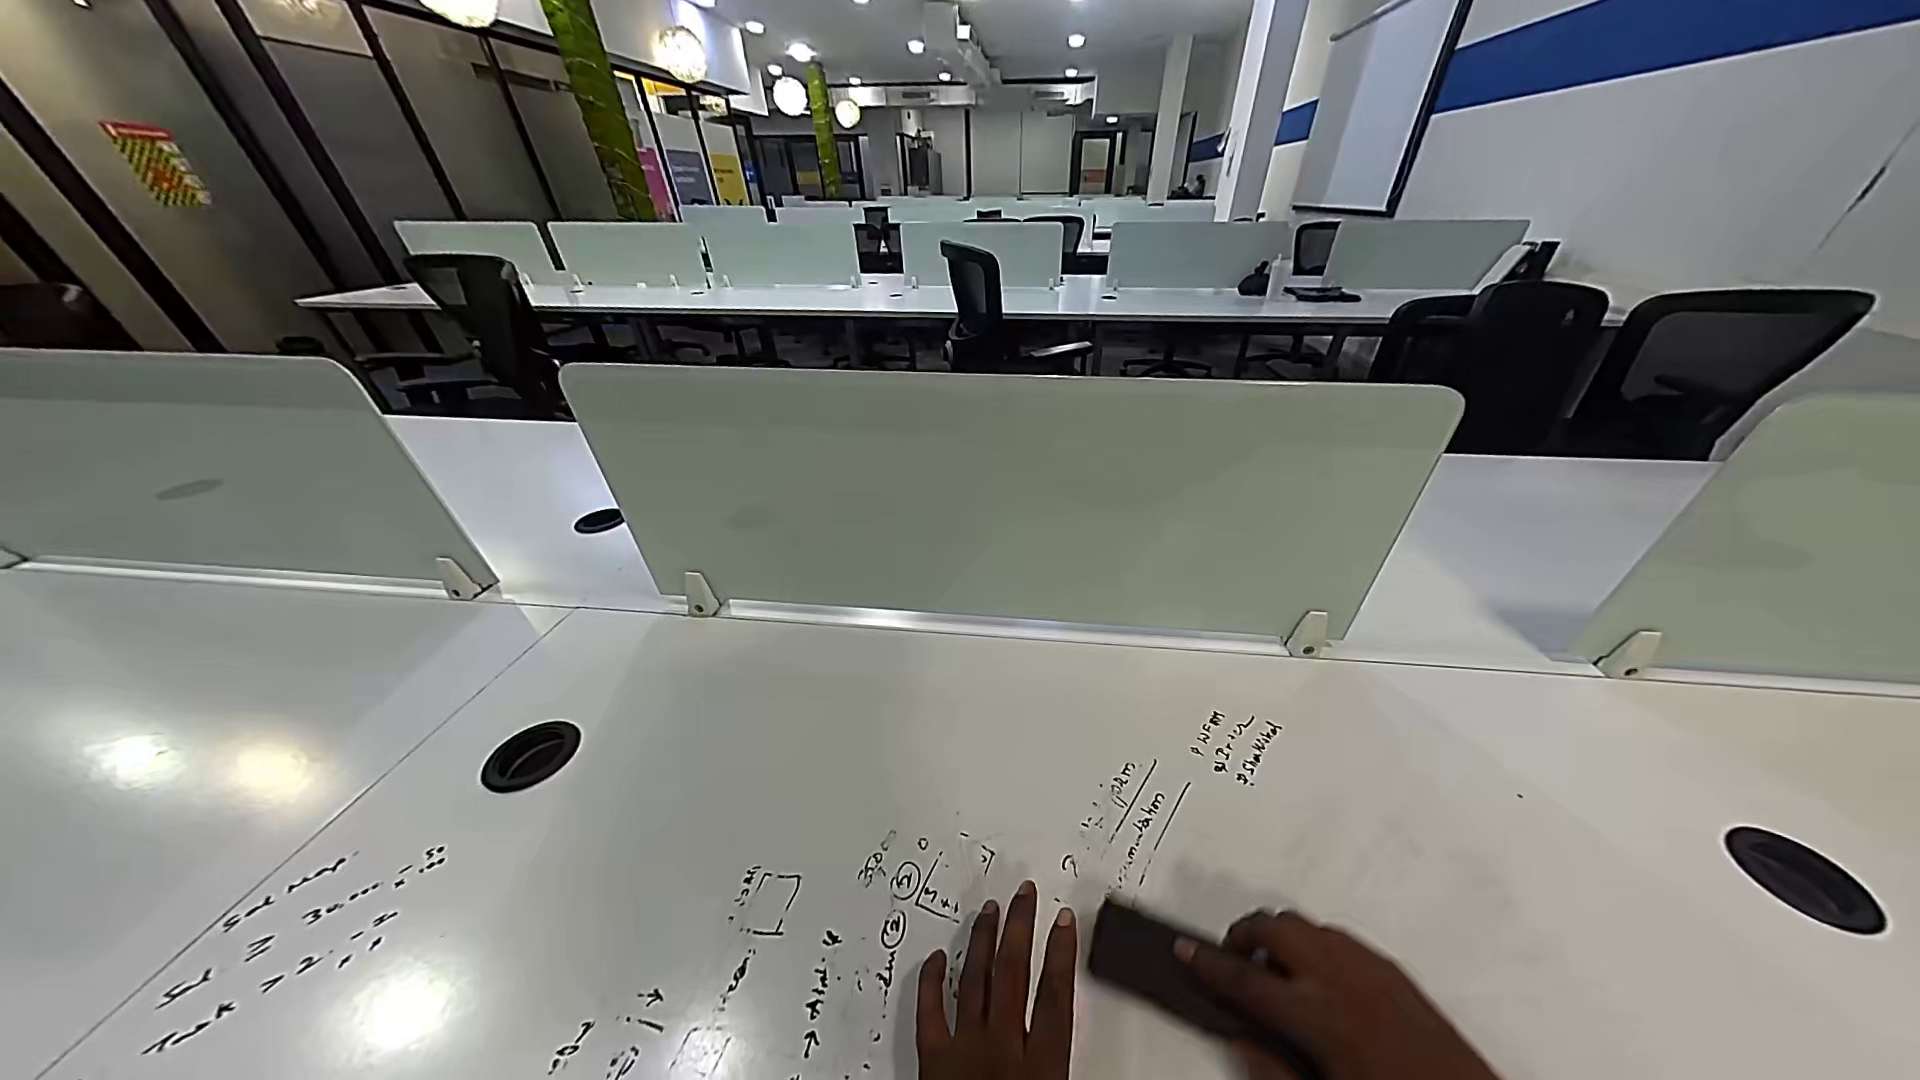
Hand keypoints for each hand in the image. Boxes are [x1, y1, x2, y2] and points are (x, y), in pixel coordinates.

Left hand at [917, 881, 1077, 1079]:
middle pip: (1012, 971)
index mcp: (1040, 1068)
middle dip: (1020, 925)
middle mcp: (1000, 1050)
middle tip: (1024, 894)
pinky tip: (936, 957)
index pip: (1055, 994)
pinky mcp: (932, 1062)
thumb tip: (1063, 1034)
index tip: (1063, 920)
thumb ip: (1057, 1066)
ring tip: (990, 910)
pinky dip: (931, 981)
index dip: (1061, 951)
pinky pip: (929, 1012)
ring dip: (984, 940)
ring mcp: (963, 1050)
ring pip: (975, 980)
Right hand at [1176, 911, 1498, 1079]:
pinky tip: (1320, 974)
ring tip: (1276, 968)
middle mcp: (1343, 982)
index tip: (1184, 950)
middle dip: (1243, 934)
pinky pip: (1341, 937)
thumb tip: (1240, 1040)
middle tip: (1231, 957)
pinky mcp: (1397, 973)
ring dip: (1281, 936)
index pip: (1245, 978)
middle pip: (1273, 927)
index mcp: (1321, 1019)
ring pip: (1306, 924)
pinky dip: (1317, 943)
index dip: (1208, 962)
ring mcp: (1372, 971)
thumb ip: (1275, 1072)